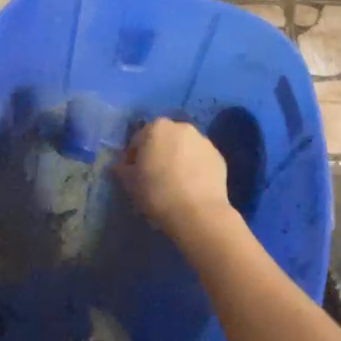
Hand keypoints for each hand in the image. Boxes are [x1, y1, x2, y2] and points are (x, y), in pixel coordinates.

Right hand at [118, 118, 236, 240]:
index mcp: (156, 128)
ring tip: (174, 182)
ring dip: (177, 159)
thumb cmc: (157, 193)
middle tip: (153, 176)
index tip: (133, 174)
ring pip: (184, 148)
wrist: (198, 213)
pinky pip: (200, 160)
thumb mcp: (130, 182)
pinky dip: (194, 168)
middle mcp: (182, 127)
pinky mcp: (219, 157)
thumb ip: (123, 169)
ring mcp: (204, 141)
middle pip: (164, 139)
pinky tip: (191, 187)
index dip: (133, 157)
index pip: (137, 139)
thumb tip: (121, 166)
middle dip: (158, 153)